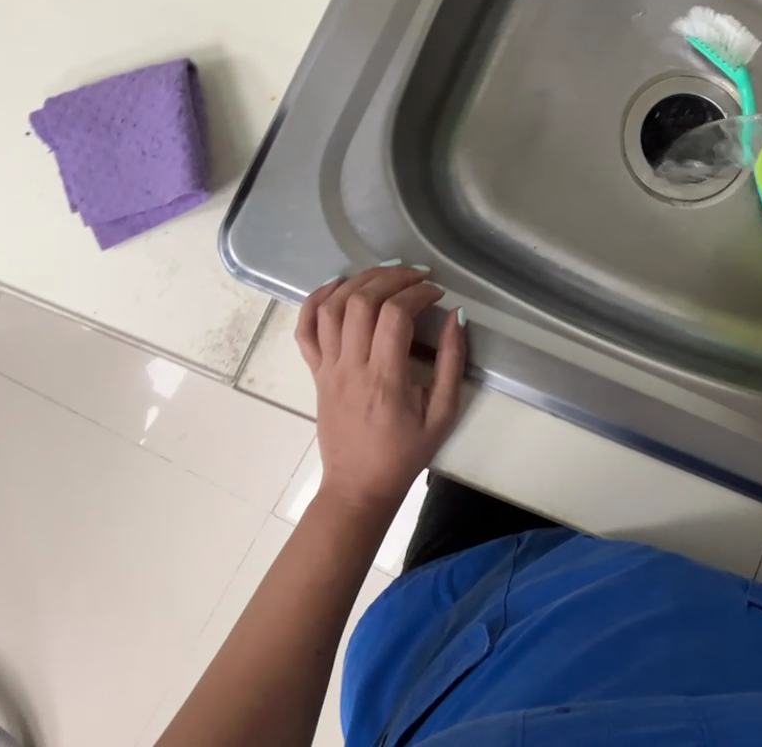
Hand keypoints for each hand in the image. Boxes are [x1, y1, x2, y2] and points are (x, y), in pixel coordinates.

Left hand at [294, 265, 465, 519]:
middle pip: (361, 302)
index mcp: (385, 379)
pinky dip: (316, 300)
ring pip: (331, 308)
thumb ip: (452, 363)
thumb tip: (456, 317)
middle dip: (391, 278)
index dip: (417, 293)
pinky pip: (305, 330)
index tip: (437, 293)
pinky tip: (337, 285)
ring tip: (385, 274)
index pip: (395, 316)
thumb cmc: (405, 452)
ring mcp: (327, 369)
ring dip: (358, 281)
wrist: (359, 486)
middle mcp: (350, 368)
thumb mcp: (444, 413)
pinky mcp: (315, 373)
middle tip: (416, 276)